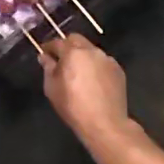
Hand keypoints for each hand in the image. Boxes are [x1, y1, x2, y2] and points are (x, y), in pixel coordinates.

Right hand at [39, 34, 137, 152]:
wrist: (105, 123)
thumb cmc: (73, 106)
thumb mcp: (52, 88)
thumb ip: (48, 68)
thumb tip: (45, 57)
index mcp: (73, 52)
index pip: (57, 42)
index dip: (49, 47)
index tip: (44, 53)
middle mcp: (92, 51)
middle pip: (76, 40)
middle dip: (67, 46)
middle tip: (61, 59)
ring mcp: (107, 59)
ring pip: (91, 50)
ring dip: (82, 56)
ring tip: (78, 72)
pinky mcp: (118, 70)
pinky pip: (102, 62)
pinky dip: (95, 66)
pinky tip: (93, 81)